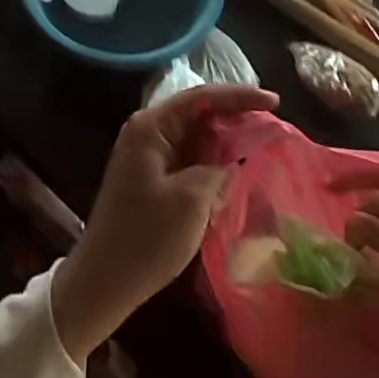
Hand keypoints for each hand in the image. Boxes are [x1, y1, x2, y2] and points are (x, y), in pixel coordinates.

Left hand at [52, 85, 278, 360]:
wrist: (103, 280)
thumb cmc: (146, 238)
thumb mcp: (192, 200)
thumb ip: (219, 168)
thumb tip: (235, 156)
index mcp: (151, 127)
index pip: (201, 98)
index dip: (240, 96)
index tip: (275, 102)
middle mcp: (146, 132)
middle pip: (198, 112)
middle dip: (234, 116)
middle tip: (272, 125)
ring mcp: (147, 154)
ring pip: (194, 135)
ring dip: (224, 140)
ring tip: (259, 144)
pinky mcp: (151, 176)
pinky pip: (188, 157)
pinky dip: (211, 160)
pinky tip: (233, 169)